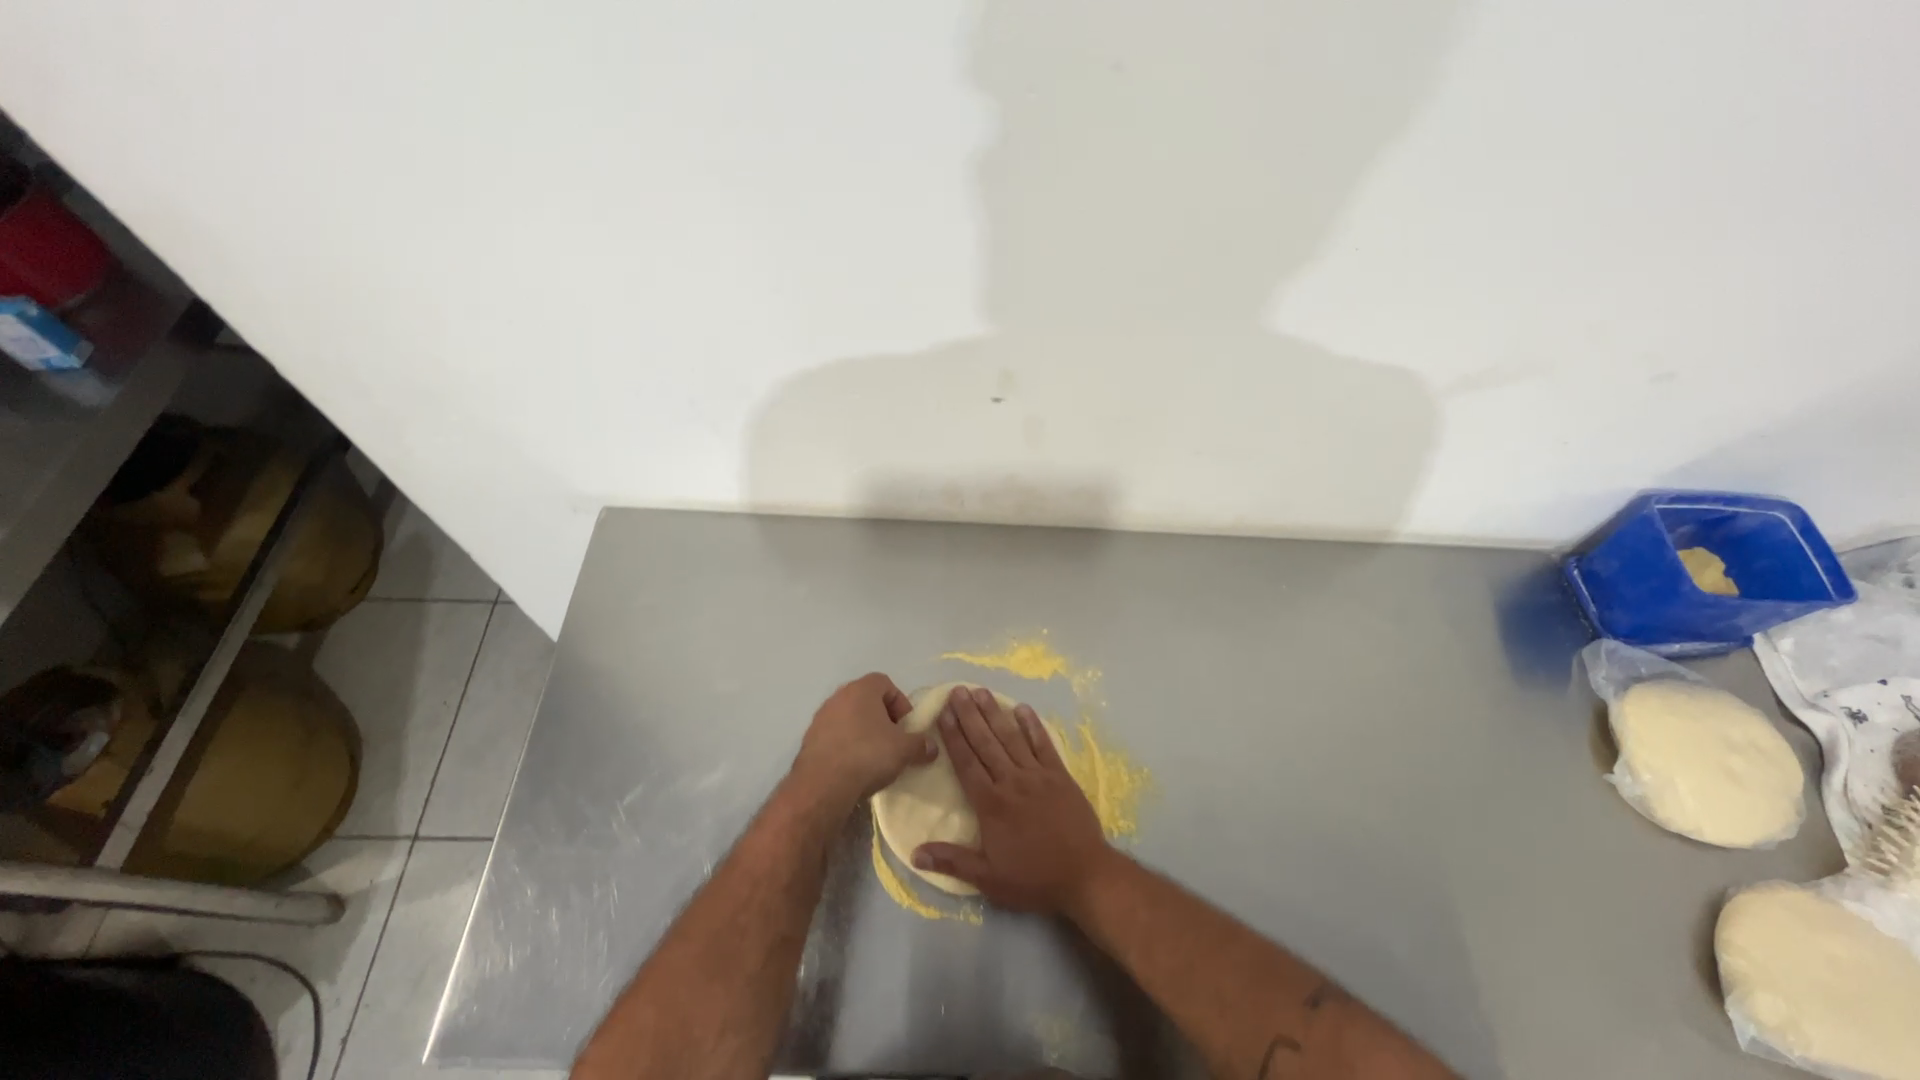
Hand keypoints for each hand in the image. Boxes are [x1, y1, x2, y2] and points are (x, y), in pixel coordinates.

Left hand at [789, 673, 937, 810]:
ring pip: (849, 719)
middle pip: (867, 701)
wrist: (823, 785)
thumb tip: (931, 747)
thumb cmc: (868, 755)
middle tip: (894, 741)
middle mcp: (838, 697)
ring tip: (874, 758)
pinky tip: (854, 767)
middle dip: (883, 719)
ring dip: (864, 733)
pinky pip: (835, 736)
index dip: (900, 703)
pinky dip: (847, 746)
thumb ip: (920, 744)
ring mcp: (820, 718)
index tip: (906, 727)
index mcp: (861, 689)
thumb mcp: (904, 750)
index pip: (886, 684)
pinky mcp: (809, 740)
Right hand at [912, 686, 1111, 913]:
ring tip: (981, 691)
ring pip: (1011, 738)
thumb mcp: (988, 879)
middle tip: (957, 690)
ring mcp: (1038, 776)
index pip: (966, 763)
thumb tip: (914, 853)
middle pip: (985, 743)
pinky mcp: (1060, 776)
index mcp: (990, 804)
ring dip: (995, 713)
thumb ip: (952, 861)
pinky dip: (1032, 726)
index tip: (942, 713)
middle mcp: (1011, 782)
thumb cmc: (1034, 879)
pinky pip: (1043, 745)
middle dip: (969, 715)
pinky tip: (1022, 709)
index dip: (953, 737)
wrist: (1085, 875)